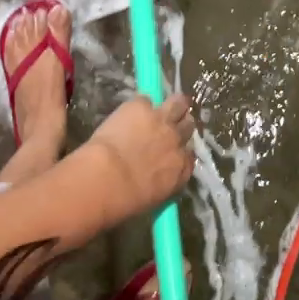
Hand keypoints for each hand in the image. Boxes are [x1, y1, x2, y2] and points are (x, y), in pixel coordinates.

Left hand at [83, 93, 197, 220]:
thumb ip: (162, 182)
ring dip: (173, 104)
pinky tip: (129, 112)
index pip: (189, 155)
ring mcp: (161, 120)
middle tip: (169, 126)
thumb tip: (155, 177)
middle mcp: (177, 141)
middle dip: (180, 125)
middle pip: (188, 126)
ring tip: (164, 104)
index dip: (181, 149)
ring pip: (177, 103)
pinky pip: (144, 100)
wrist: (109, 177)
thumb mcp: (154, 198)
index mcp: (181, 168)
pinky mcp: (141, 106)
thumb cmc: (127, 199)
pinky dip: (138, 106)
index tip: (174, 149)